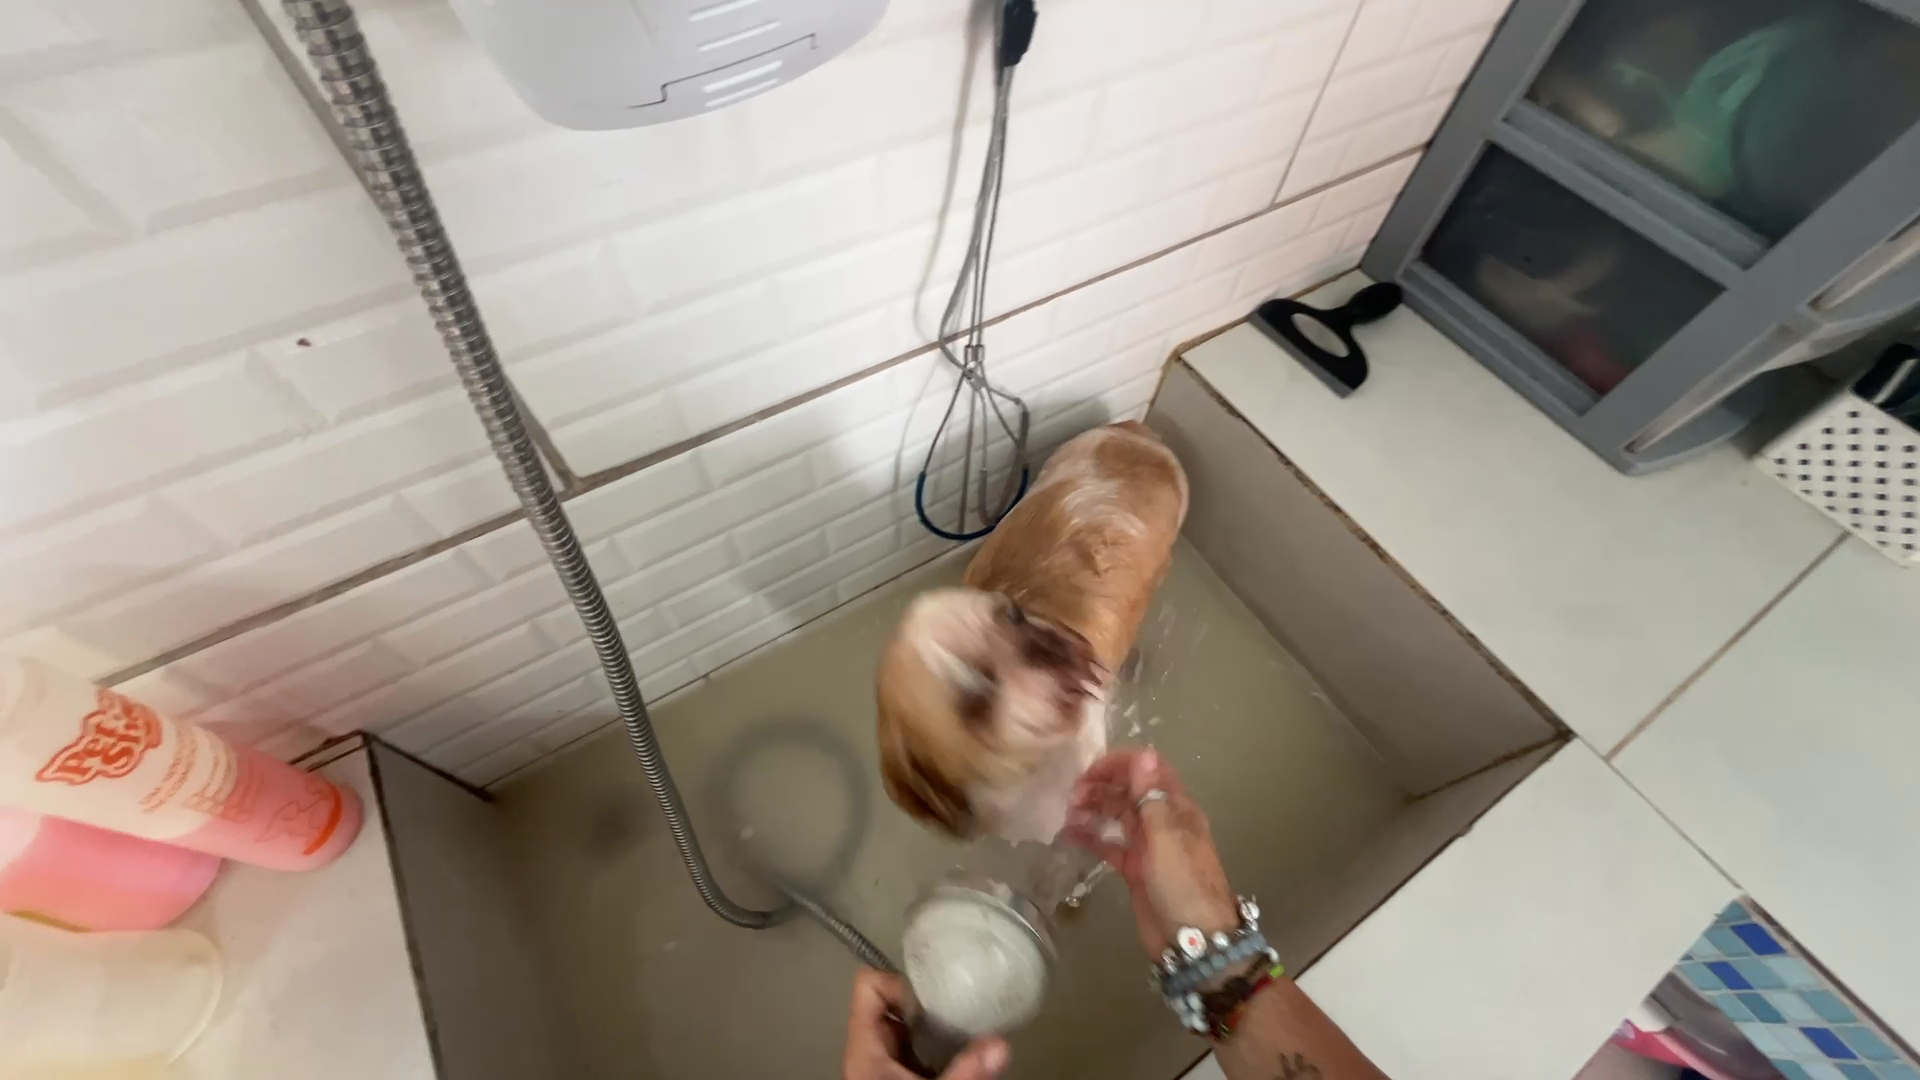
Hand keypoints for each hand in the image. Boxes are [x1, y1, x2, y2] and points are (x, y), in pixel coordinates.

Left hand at [842, 968, 1010, 1079]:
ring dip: (935, 1022)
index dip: (899, 983)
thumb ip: (966, 1072)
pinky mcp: (900, 1079)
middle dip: (926, 1001)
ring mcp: (883, 1066)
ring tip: (965, 1019)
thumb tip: (1003, 1043)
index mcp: (864, 1047)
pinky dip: (938, 1043)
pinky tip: (962, 1047)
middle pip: (892, 1002)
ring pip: (906, 1025)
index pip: (868, 985)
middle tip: (959, 1003)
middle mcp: (869, 1050)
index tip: (932, 998)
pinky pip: (917, 1047)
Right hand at [1062, 748, 1238, 956]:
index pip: (1149, 769)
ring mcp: (1148, 845)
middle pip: (1129, 789)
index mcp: (1176, 808)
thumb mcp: (1167, 838)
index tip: (1090, 770)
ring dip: (1094, 807)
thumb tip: (1143, 752)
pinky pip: (1109, 843)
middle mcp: (1162, 820)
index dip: (1120, 763)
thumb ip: (1152, 796)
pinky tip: (1070, 834)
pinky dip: (1091, 836)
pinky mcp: (1135, 868)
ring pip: (1117, 813)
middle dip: (1101, 785)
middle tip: (1072, 795)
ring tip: (1068, 812)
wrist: (1194, 945)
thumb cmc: (1184, 886)